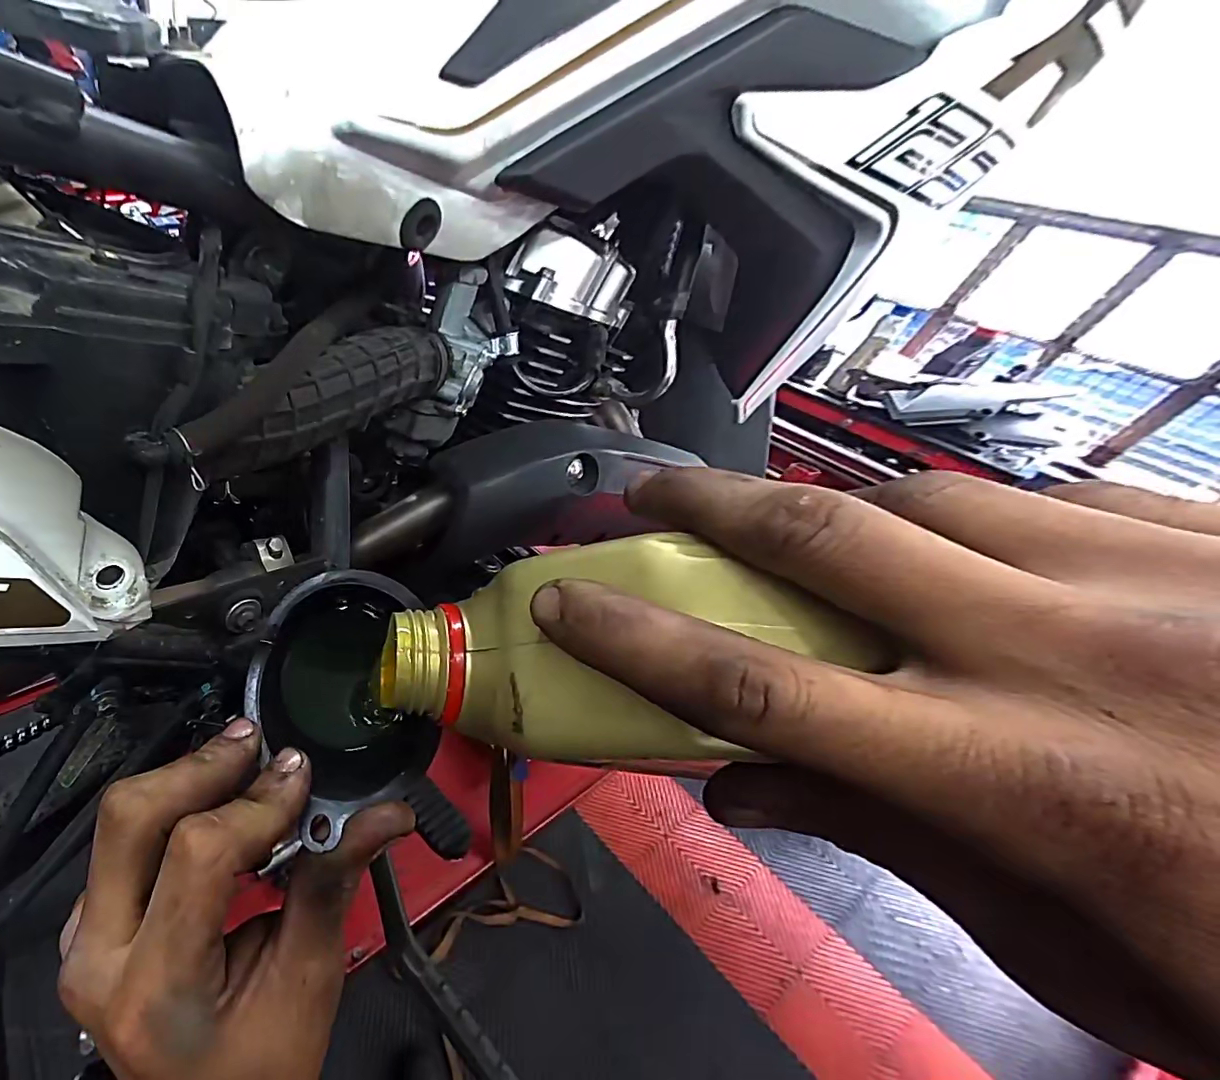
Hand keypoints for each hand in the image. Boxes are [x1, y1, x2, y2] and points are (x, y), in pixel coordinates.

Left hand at [58, 718, 413, 1079]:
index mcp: (154, 991)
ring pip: (120, 818)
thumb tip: (378, 815)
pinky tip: (213, 796)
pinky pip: (124, 838)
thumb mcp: (304, 988)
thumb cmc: (258, 1071)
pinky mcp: (90, 917)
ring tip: (240, 759)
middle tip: (254, 743)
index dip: (256, 803)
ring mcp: (83, 936)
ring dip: (184, 777)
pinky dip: (171, 804)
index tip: (298, 774)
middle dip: (200, 766)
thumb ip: (329, 887)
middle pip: (132, 817)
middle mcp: (98, 958)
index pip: (199, 854)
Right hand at [530, 470, 1219, 1076]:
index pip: (750, 688)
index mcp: (1014, 776)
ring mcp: (1174, 578)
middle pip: (822, 535)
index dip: (631, 636)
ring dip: (835, 506)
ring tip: (805, 525)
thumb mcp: (1067, 951)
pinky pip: (1054, 495)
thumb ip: (880, 840)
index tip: (561, 597)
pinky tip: (968, 542)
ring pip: (929, 495)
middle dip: (707, 503)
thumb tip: (732, 787)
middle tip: (646, 490)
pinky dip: (971, 513)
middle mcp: (1072, 654)